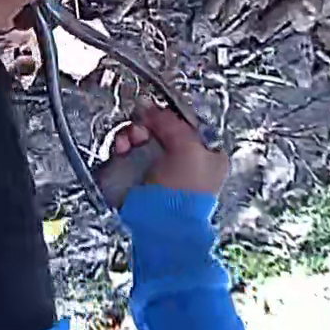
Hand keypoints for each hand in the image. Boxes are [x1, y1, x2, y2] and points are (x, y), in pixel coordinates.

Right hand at [111, 104, 228, 195]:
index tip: (157, 110)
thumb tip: (148, 106)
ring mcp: (158, 166)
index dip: (169, 113)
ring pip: (140, 134)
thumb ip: (170, 121)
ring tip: (131, 139)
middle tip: (142, 126)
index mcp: (206, 153)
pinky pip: (126, 148)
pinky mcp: (136, 173)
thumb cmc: (184, 189)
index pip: (185, 121)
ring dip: (132, 132)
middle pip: (159, 125)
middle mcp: (183, 158)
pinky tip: (122, 147)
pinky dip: (122, 143)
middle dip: (147, 122)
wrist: (161, 224)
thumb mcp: (187, 146)